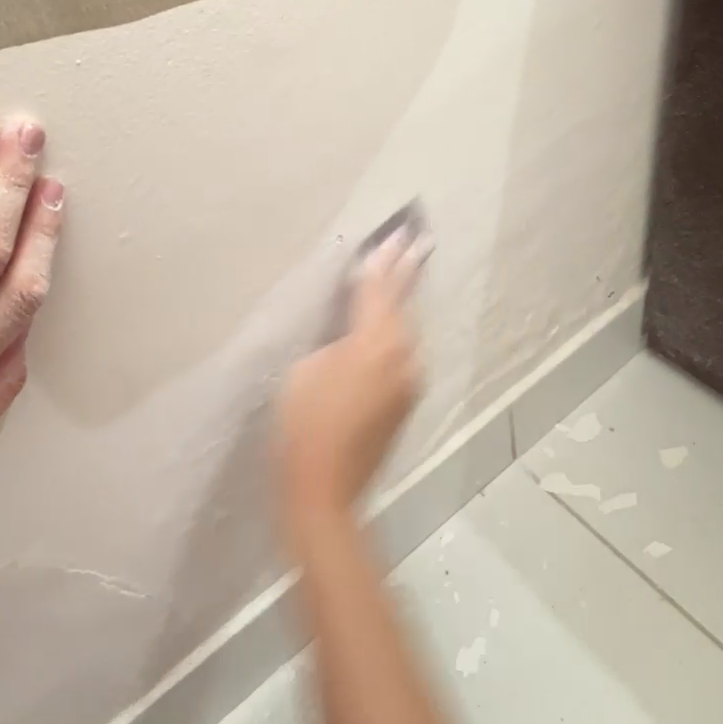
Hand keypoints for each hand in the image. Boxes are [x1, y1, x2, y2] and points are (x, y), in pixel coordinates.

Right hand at [276, 230, 431, 517]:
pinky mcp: (405, 399)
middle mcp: (403, 356)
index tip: (398, 232)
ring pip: (405, 328)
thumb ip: (337, 340)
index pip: (380, 288)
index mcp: (376, 342)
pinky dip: (397, 328)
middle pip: (403, 304)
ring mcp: (409, 380)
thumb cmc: (303, 426)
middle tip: (419, 238)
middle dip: (407, 270)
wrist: (324, 491)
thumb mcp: (307, 370)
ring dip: (403, 298)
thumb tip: (355, 334)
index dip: (385, 259)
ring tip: (407, 267)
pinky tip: (392, 318)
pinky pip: (402, 351)